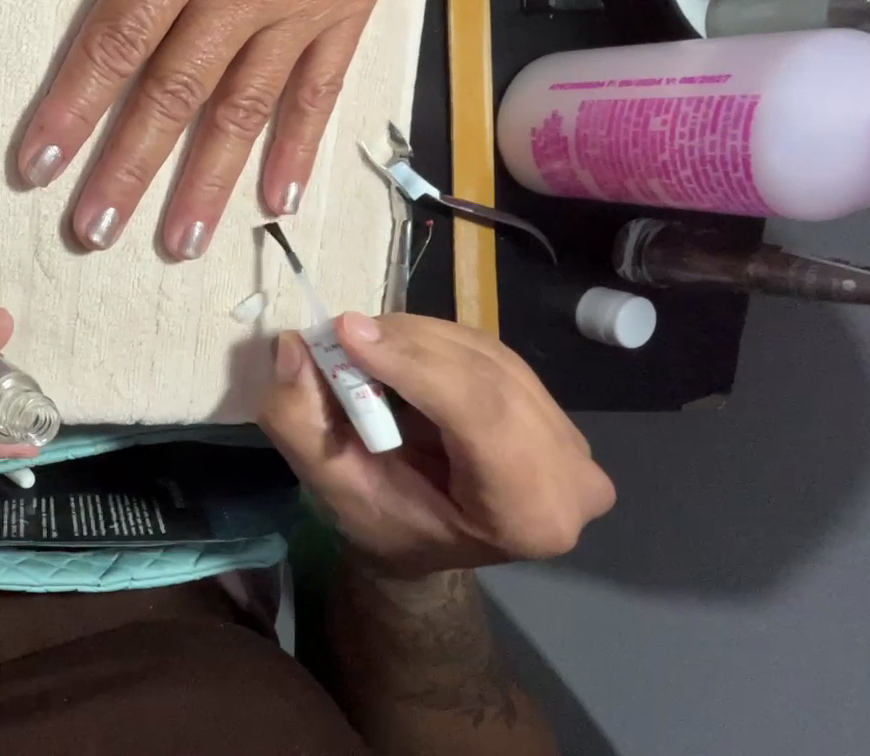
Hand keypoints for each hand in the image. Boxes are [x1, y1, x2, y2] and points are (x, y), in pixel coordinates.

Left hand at [0, 0, 559, 258]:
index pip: (114, 39)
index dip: (71, 108)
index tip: (38, 167)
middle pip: (171, 95)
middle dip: (128, 169)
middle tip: (92, 232)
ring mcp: (302, 2)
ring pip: (243, 110)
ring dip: (206, 182)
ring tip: (177, 242)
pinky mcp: (350, 4)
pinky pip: (320, 91)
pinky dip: (298, 147)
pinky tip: (279, 200)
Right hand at [258, 314, 614, 576]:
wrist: (422, 538)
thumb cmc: (381, 523)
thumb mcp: (329, 485)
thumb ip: (300, 421)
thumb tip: (294, 347)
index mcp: (529, 516)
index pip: (481, 415)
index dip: (413, 365)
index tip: (345, 330)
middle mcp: (574, 479)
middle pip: (486, 376)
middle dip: (407, 345)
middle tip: (341, 332)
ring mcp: (574, 442)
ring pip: (487, 354)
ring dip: (416, 338)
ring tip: (362, 345)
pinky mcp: (555, 412)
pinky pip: (489, 351)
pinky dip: (433, 341)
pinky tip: (397, 351)